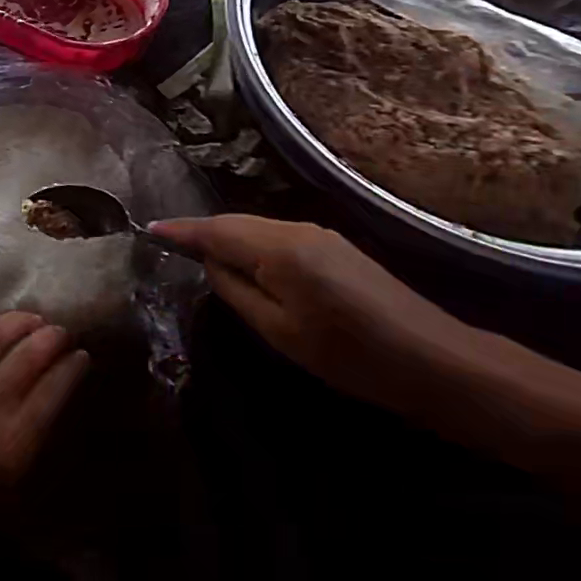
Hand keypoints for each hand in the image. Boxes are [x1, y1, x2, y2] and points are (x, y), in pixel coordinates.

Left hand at [0, 311, 89, 542]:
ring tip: (37, 319)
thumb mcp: (18, 478)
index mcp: (11, 443)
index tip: (82, 355)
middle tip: (63, 333)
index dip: (72, 367)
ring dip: (21, 322)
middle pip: (28, 357)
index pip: (52, 389)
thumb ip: (40, 430)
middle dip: (53, 338)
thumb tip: (61, 382)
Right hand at [151, 214, 475, 413]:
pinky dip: (251, 245)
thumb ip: (237, 291)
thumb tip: (210, 262)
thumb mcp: (281, 332)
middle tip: (167, 242)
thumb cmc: (350, 356)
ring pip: (256, 228)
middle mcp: (295, 228)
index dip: (181, 230)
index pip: (217, 230)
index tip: (149, 228)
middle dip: (201, 232)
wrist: (431, 358)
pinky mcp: (331, 245)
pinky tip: (243, 262)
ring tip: (197, 255)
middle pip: (235, 223)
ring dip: (226, 239)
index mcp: (279, 248)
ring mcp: (317, 233)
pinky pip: (276, 237)